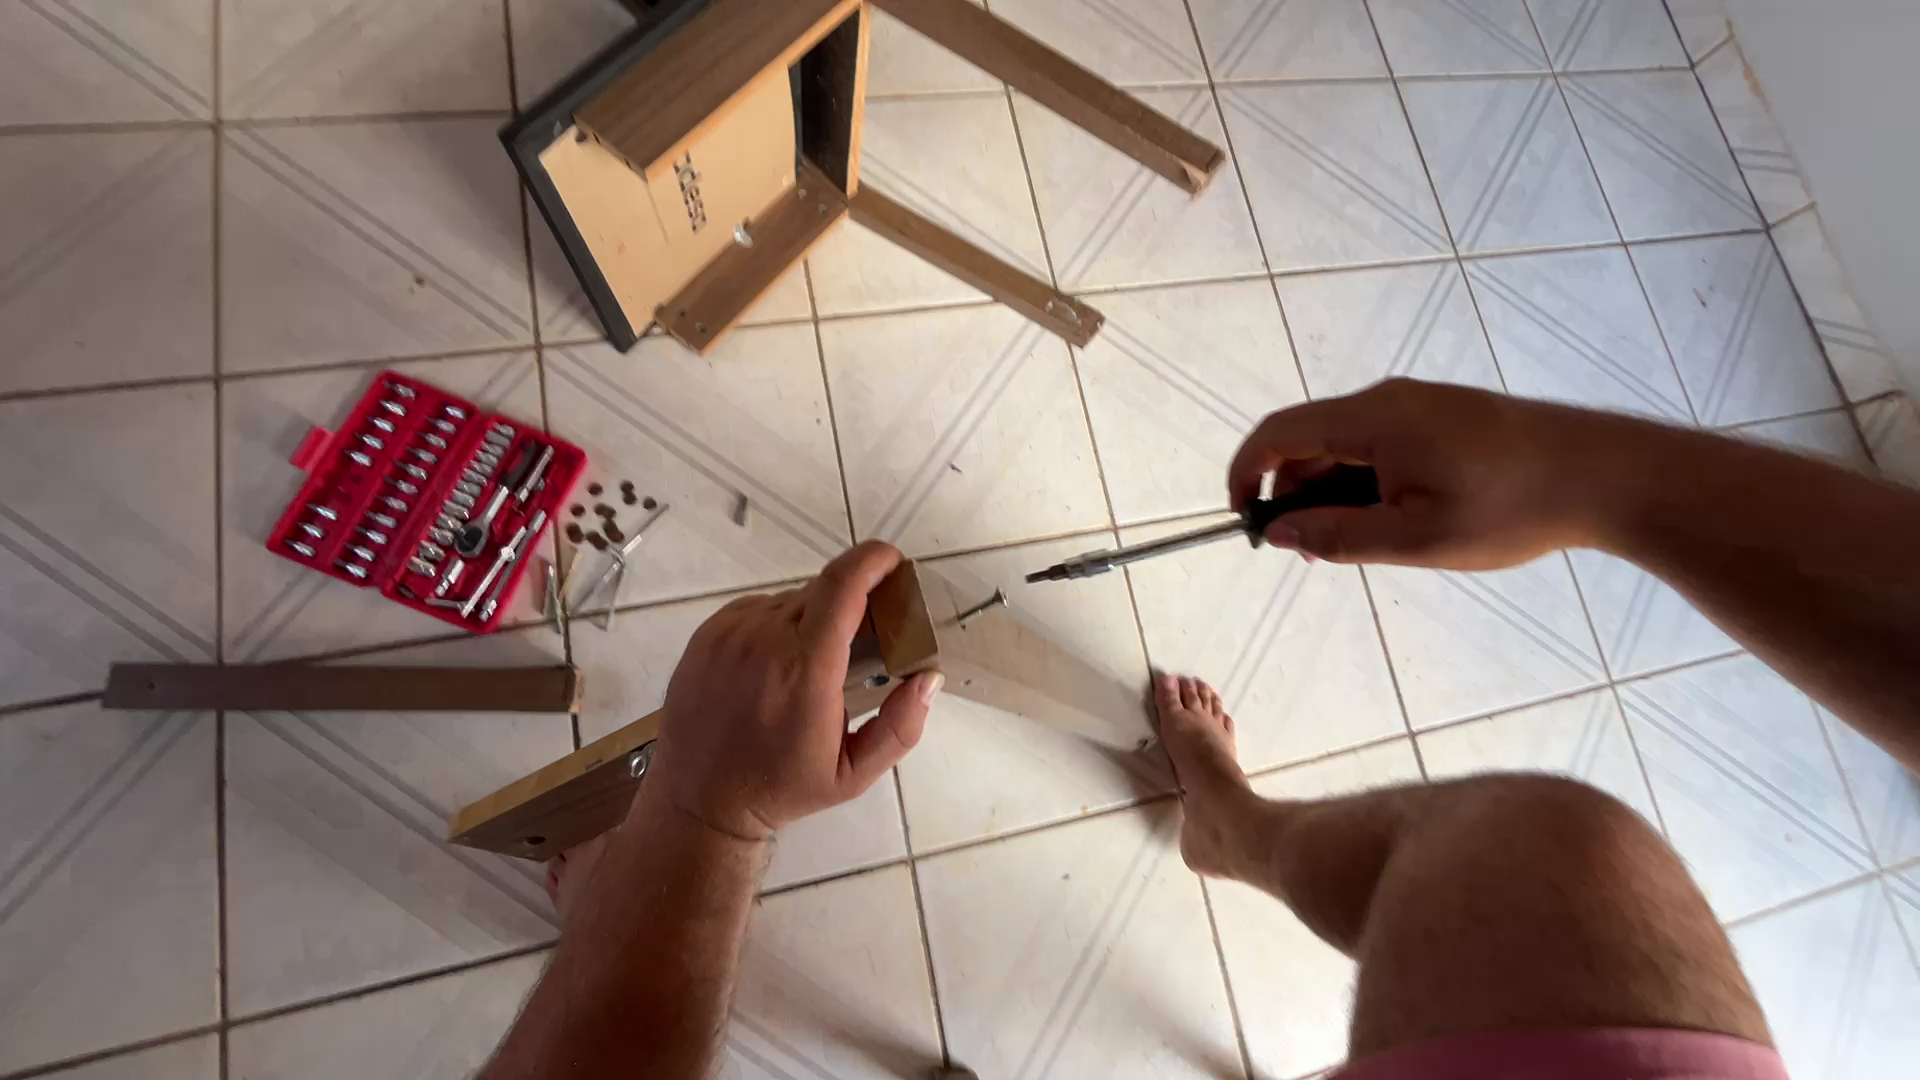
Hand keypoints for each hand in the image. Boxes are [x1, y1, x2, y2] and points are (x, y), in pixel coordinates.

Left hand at [648, 541, 943, 840]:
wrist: (697, 800)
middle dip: (852, 600)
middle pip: (823, 590)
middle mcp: (764, 640)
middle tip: (863, 634)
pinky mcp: (708, 633)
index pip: (843, 587)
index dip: (873, 561)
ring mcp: (730, 632)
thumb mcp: (853, 774)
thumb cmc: (783, 787)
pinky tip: (776, 661)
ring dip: (814, 617)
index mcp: (805, 670)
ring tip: (812, 662)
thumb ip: (900, 727)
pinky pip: (759, 608)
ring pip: (791, 599)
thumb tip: (929, 677)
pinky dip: (779, 623)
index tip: (893, 561)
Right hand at [1228, 379, 1638, 569]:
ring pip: (1340, 443)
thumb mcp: (1414, 537)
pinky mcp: (1437, 415)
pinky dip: (1357, 478)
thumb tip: (1278, 532)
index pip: (1278, 434)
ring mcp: (1414, 404)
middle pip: (1306, 439)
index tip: (1242, 517)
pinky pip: (1372, 442)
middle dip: (1289, 491)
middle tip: (1307, 545)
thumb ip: (1335, 535)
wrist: (1614, 477)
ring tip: (1351, 538)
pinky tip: (1386, 515)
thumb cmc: (1511, 509)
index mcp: (1372, 420)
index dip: (1245, 472)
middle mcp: (1385, 400)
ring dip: (1326, 489)